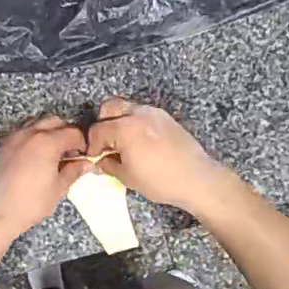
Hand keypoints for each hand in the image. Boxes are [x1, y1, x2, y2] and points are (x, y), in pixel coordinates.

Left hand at [0, 115, 90, 238]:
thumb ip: (73, 171)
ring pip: (38, 123)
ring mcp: (15, 138)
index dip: (83, 144)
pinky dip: (34, 137)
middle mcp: (31, 134)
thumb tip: (86, 164)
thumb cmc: (31, 203)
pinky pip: (24, 132)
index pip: (73, 133)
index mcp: (48, 143)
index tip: (85, 156)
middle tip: (72, 152)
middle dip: (67, 133)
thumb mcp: (59, 188)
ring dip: (50, 132)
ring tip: (55, 153)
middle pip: (55, 122)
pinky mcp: (5, 147)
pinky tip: (38, 155)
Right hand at [85, 98, 244, 216]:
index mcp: (125, 128)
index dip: (92, 145)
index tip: (94, 156)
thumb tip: (101, 162)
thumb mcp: (128, 177)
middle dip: (103, 124)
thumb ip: (110, 165)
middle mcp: (138, 114)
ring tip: (122, 143)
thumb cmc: (160, 181)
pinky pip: (143, 113)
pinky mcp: (166, 118)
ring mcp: (154, 113)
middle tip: (106, 145)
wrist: (196, 179)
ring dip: (119, 121)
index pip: (97, 130)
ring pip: (127, 107)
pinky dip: (135, 123)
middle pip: (109, 108)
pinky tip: (139, 142)